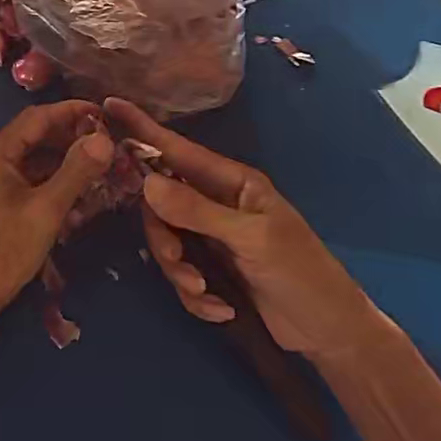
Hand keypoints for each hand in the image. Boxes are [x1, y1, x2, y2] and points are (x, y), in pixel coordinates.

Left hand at [0, 102, 116, 326]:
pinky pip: (37, 174)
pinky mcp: (7, 194)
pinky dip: (59, 176)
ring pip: (40, 155)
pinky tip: (85, 185)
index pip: (37, 117)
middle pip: (38, 134)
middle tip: (108, 138)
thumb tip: (104, 138)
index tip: (103, 112)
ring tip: (103, 159)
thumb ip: (76, 171)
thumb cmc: (8, 247)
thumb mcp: (47, 208)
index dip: (70, 111)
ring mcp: (0, 176)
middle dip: (72, 134)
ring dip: (68, 156)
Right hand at [104, 99, 384, 358]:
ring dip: (178, 270)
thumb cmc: (302, 274)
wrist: (332, 334)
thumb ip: (197, 210)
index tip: (108, 105)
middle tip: (178, 262)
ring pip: (166, 239)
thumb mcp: (251, 240)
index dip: (142, 127)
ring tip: (204, 292)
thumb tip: (146, 181)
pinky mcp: (210, 266)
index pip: (177, 148)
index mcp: (230, 181)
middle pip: (160, 202)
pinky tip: (220, 309)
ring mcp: (210, 234)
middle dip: (163, 236)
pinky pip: (179, 271)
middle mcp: (215, 201)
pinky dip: (194, 294)